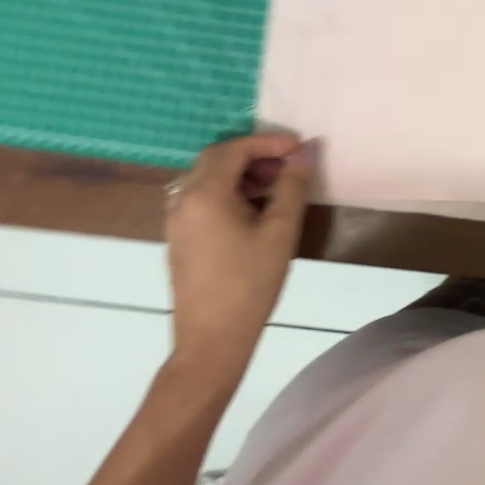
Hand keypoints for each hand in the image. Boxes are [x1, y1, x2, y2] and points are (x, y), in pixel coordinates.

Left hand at [165, 133, 317, 379]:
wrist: (211, 342)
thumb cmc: (249, 284)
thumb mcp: (280, 231)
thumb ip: (293, 185)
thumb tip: (307, 150)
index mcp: (204, 194)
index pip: (235, 148)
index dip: (269, 142)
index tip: (300, 149)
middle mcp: (183, 200)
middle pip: (217, 159)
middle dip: (255, 155)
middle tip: (289, 166)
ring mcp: (177, 221)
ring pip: (209, 179)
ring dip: (243, 174)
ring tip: (278, 189)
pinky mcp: (180, 239)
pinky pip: (203, 199)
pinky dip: (230, 192)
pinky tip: (255, 212)